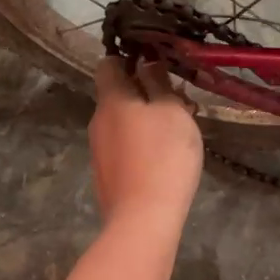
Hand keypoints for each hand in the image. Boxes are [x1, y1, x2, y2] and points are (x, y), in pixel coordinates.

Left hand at [88, 58, 203, 227]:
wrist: (143, 220)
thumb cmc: (163, 156)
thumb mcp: (171, 111)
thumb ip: (158, 83)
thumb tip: (146, 62)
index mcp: (111, 99)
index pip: (107, 63)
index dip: (128, 58)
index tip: (154, 62)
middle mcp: (98, 120)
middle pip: (117, 94)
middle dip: (146, 93)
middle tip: (180, 101)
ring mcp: (99, 150)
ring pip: (122, 121)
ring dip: (147, 119)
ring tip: (179, 131)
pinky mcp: (106, 175)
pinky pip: (123, 146)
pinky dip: (141, 143)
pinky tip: (165, 158)